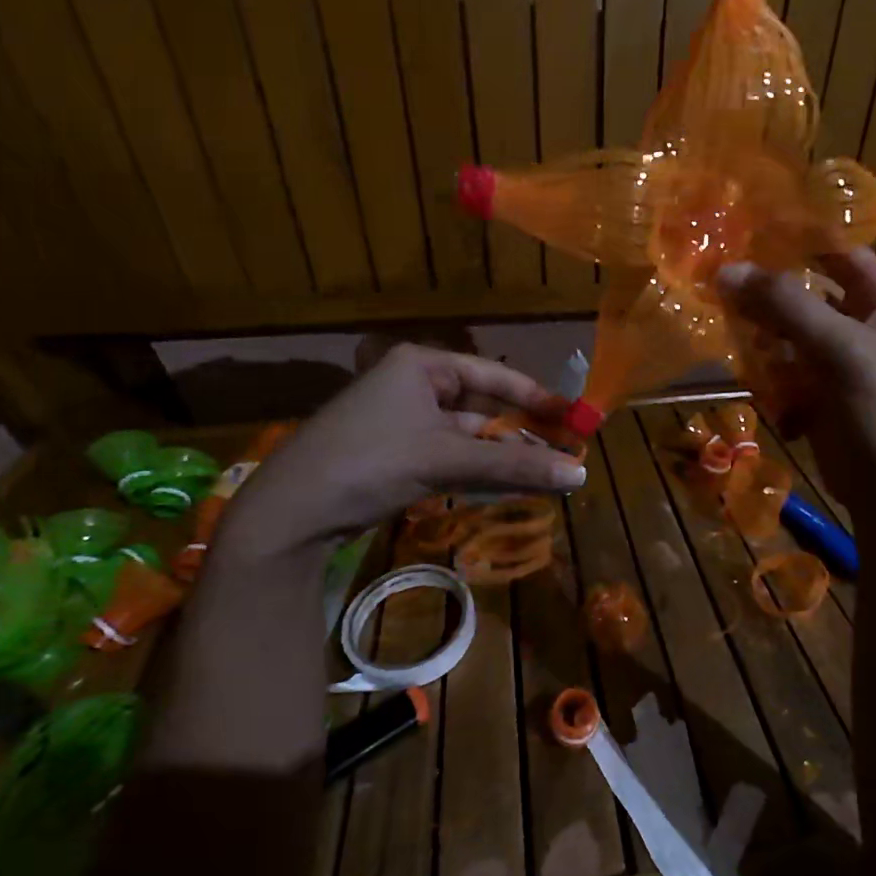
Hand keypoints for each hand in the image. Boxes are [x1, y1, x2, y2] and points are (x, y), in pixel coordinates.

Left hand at [220, 344, 586, 555]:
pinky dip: (474, 473)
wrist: (296, 509)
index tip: (574, 420)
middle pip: (480, 408)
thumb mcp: (445, 458)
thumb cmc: (371, 461)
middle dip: (519, 435)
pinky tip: (505, 489)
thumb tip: (579, 473)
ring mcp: (400, 424)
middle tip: (564, 456)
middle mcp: (411, 387)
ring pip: (464, 439)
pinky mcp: (392, 457)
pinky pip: (445, 460)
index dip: (536, 398)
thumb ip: (512, 464)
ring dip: (501, 459)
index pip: (493, 375)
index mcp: (421, 366)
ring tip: (546, 477)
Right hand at [718, 250, 875, 533]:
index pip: (834, 252)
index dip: (793, 238)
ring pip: (783, 341)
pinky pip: (782, 380)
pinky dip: (769, 387)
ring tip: (732, 352)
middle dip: (761, 299)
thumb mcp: (841, 350)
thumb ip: (785, 306)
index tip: (739, 231)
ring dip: (758, 348)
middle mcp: (859, 328)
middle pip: (800, 297)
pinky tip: (767, 401)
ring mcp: (837, 368)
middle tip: (713, 292)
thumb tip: (726, 269)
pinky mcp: (819, 403)